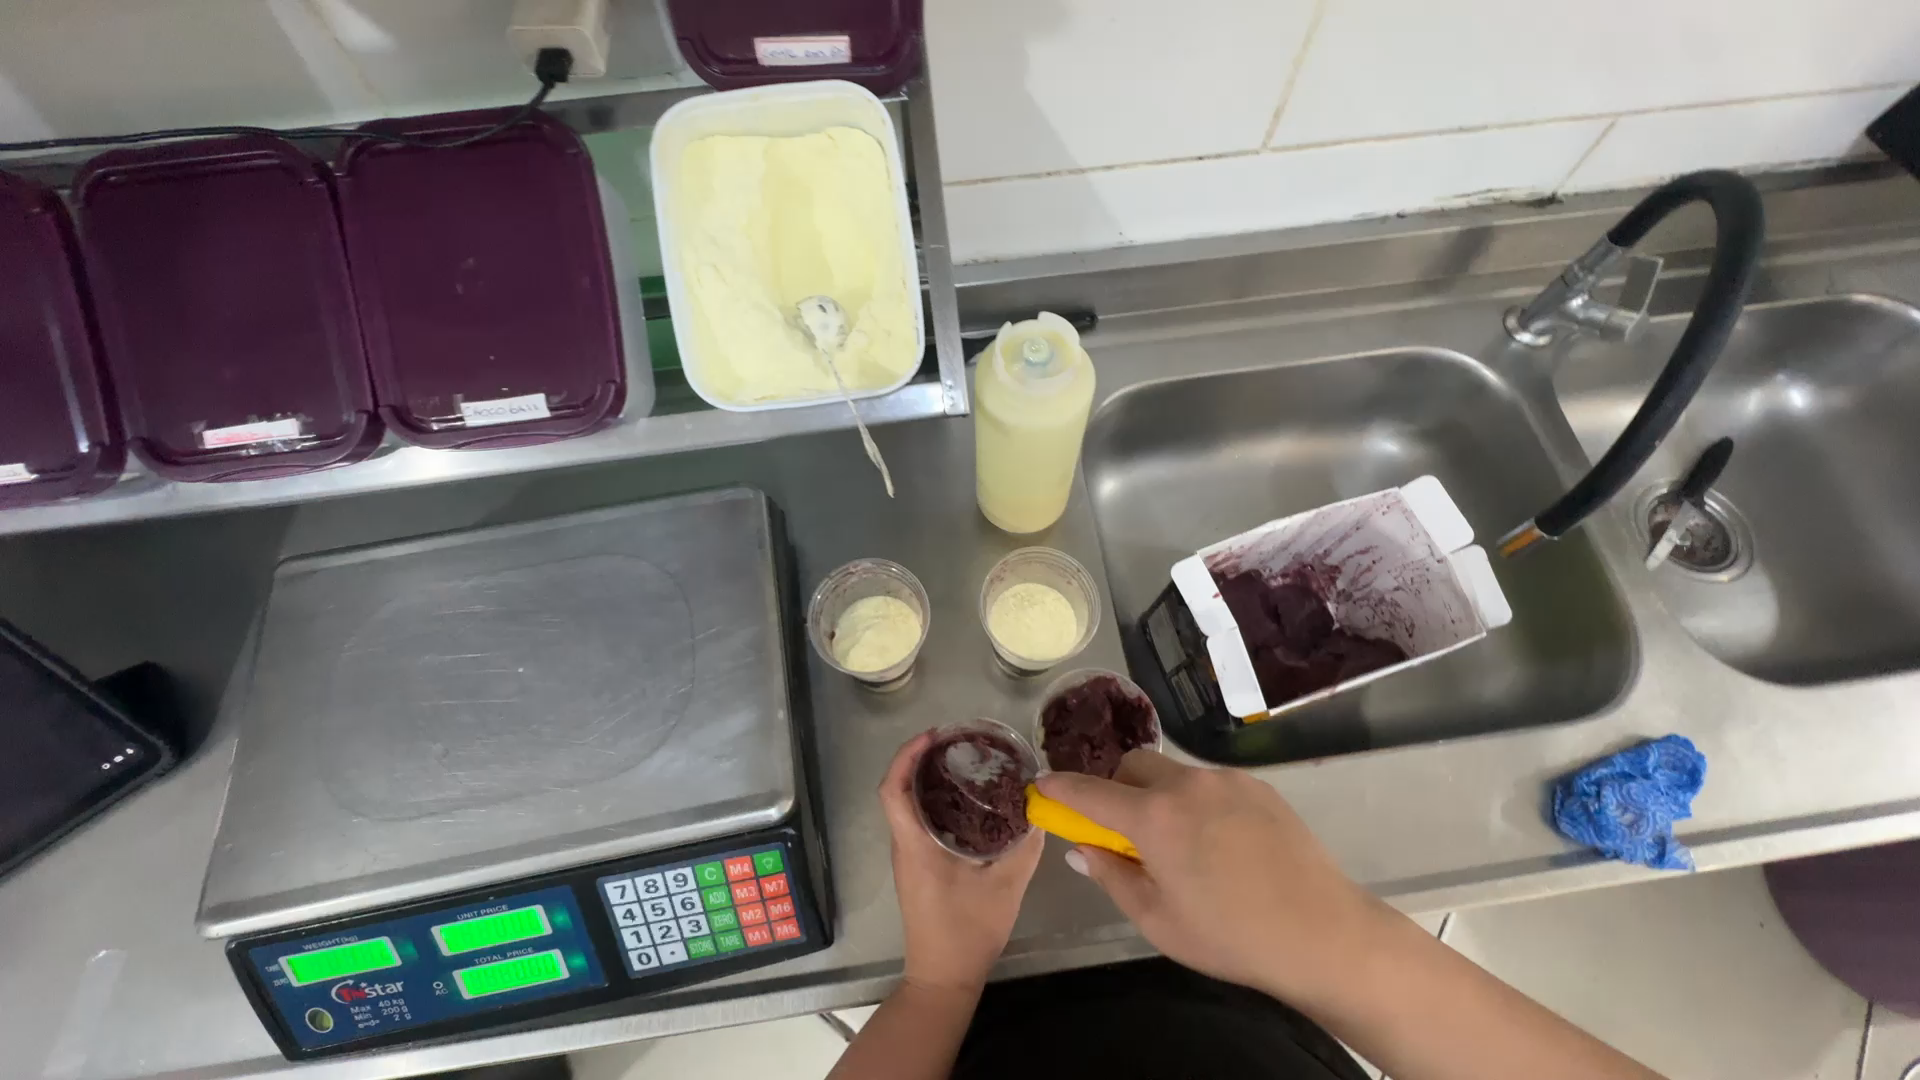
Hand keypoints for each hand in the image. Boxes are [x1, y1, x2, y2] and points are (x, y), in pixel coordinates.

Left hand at [878, 730, 1042, 993]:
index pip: (893, 790)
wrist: (943, 980)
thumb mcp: (1005, 888)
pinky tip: (964, 798)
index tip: (932, 735)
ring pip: (906, 805)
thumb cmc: (966, 933)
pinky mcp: (917, 866)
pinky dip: (932, 799)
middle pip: (897, 790)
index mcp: (915, 845)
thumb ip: (1025, 848)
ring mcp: (908, 857)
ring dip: (924, 778)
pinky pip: (916, 820)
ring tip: (959, 760)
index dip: (906, 756)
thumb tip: (1040, 811)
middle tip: (953, 741)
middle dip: (918, 759)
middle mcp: (904, 846)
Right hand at [1036, 749, 1392, 1006]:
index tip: (1043, 787)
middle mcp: (1186, 784)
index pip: (1090, 791)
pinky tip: (1222, 843)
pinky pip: (1209, 783)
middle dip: (1117, 789)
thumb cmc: (1231, 936)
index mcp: (1154, 818)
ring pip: (1173, 773)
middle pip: (1132, 766)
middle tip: (1127, 832)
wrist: (1325, 934)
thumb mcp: (1158, 920)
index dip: (1061, 789)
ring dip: (1159, 796)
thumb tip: (1082, 849)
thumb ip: (1111, 876)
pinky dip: (1197, 801)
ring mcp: (1225, 780)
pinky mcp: (1257, 785)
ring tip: (1183, 844)